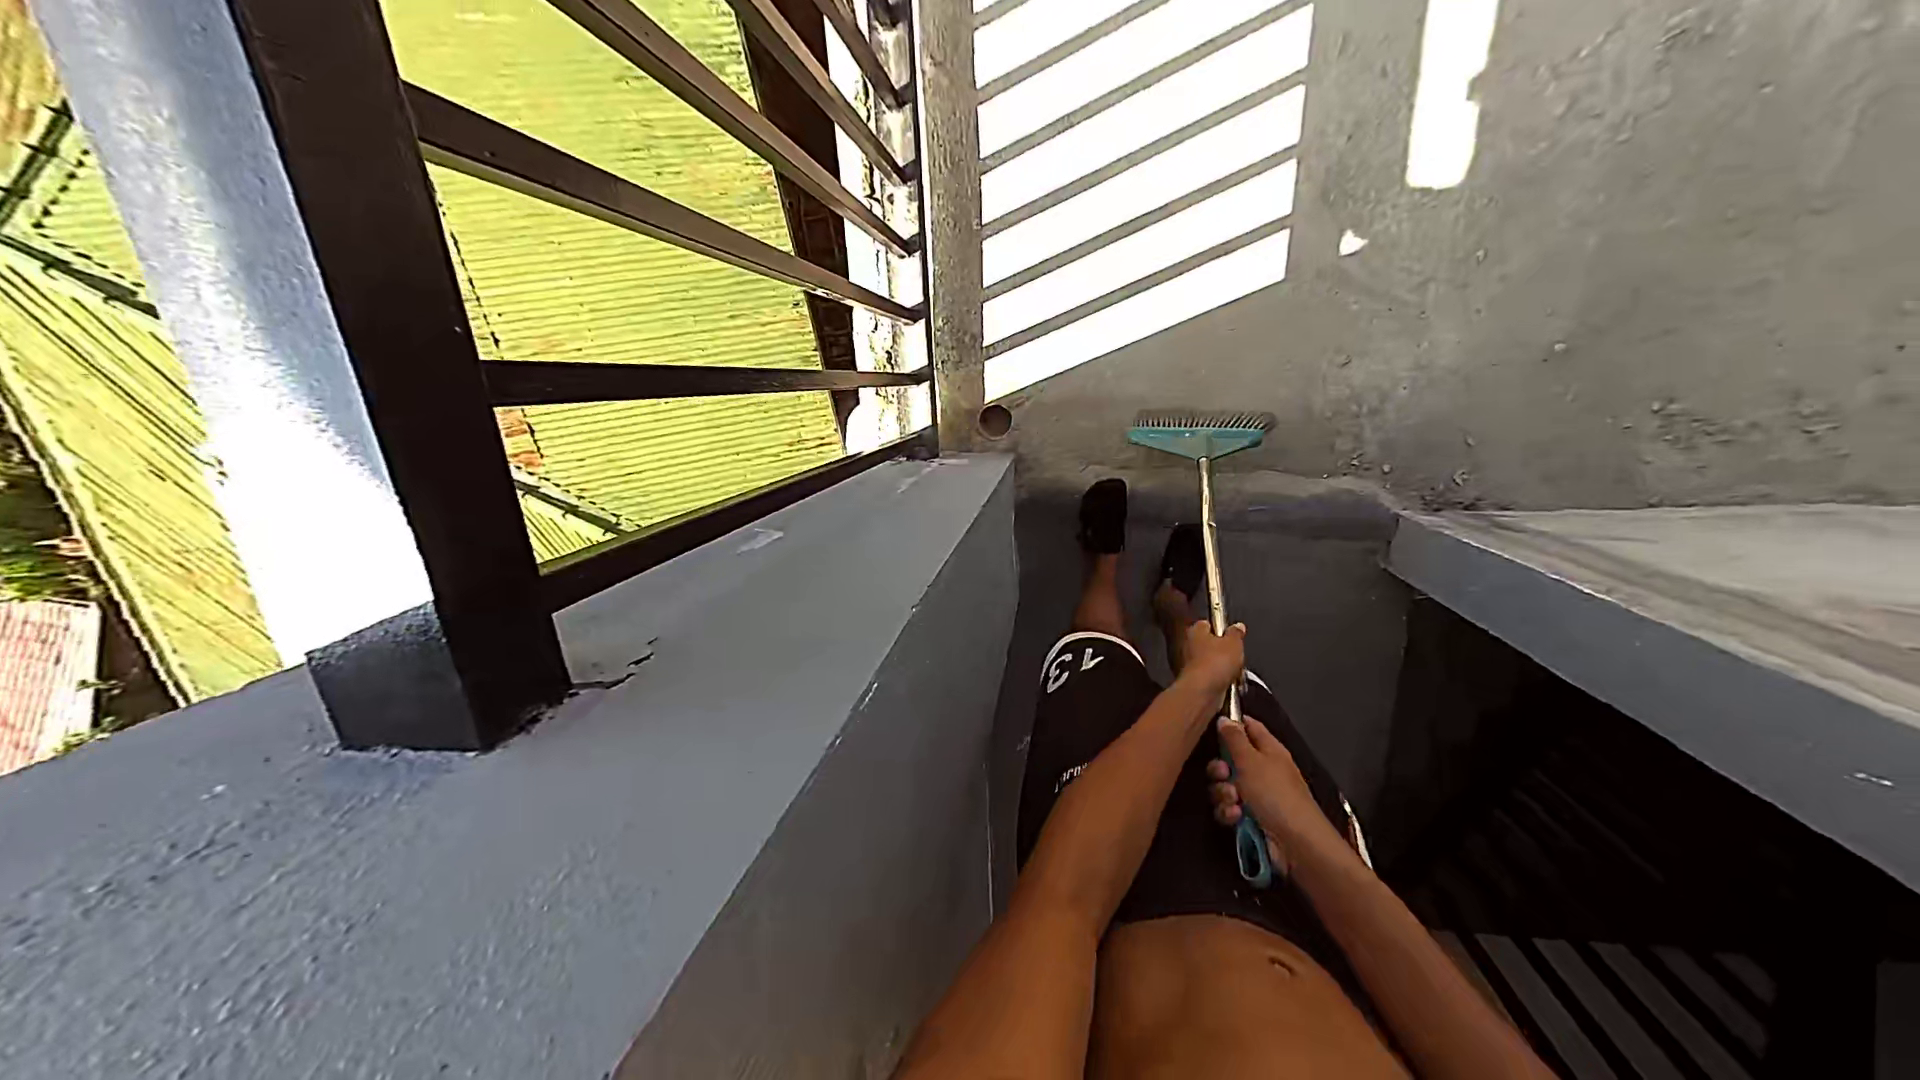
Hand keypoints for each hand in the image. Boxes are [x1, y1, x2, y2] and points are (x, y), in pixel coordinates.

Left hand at [1179, 620, 1244, 693]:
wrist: (1204, 691)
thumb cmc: (1215, 662)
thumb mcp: (1234, 643)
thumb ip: (1236, 633)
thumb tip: (1238, 626)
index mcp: (1195, 631)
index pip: (1208, 624)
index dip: (1222, 628)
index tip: (1233, 634)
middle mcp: (1189, 646)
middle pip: (1212, 644)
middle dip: (1225, 651)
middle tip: (1236, 655)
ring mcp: (1191, 664)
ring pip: (1214, 662)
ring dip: (1225, 667)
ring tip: (1235, 672)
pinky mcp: (1196, 680)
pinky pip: (1213, 677)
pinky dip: (1221, 680)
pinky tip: (1229, 683)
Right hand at [1208, 715, 1348, 870]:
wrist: (1296, 843)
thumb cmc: (1275, 794)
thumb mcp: (1251, 761)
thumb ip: (1234, 739)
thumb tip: (1225, 718)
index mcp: (1269, 750)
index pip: (1249, 727)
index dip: (1232, 724)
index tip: (1213, 726)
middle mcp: (1263, 770)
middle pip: (1231, 759)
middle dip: (1220, 768)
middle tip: (1223, 774)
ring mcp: (1258, 795)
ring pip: (1226, 786)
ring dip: (1223, 793)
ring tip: (1234, 801)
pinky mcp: (1251, 818)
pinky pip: (1230, 808)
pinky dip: (1230, 812)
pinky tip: (1236, 817)